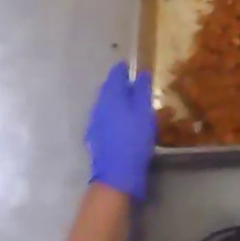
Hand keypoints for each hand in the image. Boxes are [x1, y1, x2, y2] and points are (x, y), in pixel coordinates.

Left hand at [86, 62, 155, 198]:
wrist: (117, 173)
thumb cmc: (134, 138)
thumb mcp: (143, 111)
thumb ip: (141, 90)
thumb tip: (141, 73)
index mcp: (110, 95)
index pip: (116, 74)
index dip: (126, 69)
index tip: (136, 67)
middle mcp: (99, 105)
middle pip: (110, 89)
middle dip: (123, 85)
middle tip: (138, 85)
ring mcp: (96, 121)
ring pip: (108, 104)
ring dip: (120, 101)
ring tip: (136, 104)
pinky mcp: (97, 135)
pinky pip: (108, 117)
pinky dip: (118, 114)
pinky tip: (127, 123)